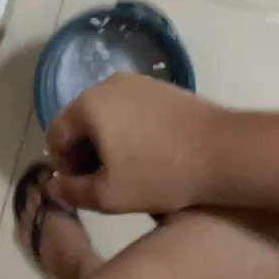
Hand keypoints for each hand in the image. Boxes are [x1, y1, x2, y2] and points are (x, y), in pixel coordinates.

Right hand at [45, 74, 228, 213]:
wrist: (223, 151)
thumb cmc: (161, 174)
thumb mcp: (109, 196)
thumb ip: (72, 191)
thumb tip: (55, 185)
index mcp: (89, 103)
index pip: (56, 133)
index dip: (62, 164)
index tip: (82, 187)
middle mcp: (109, 83)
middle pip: (81, 120)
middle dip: (85, 152)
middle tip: (103, 184)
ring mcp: (138, 81)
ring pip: (107, 115)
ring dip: (107, 142)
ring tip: (128, 172)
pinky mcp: (161, 87)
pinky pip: (131, 109)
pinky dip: (130, 131)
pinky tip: (150, 156)